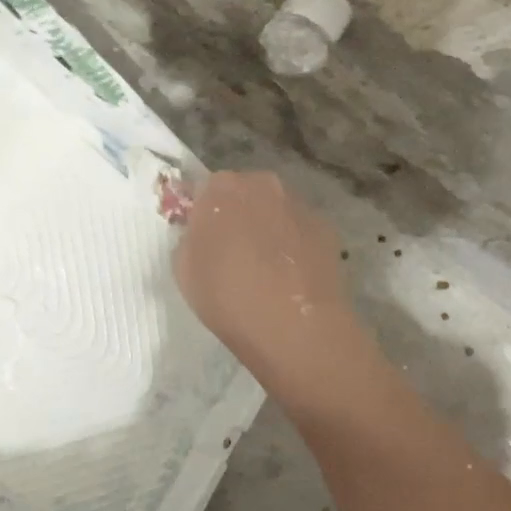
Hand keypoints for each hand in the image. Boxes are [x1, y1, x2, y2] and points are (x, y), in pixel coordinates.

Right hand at [173, 170, 350, 372]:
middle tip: (232, 253)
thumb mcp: (182, 268)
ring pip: (275, 211)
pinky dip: (293, 246)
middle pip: (245, 193)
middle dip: (238, 215)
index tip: (202, 239)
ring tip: (264, 269)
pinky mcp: (327, 229)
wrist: (292, 326)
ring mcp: (300, 205)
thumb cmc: (226, 295)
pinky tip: (289, 277)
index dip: (203, 214)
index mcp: (221, 188)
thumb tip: (203, 233)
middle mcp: (263, 185)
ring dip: (268, 229)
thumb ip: (190, 238)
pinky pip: (300, 231)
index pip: (206, 189)